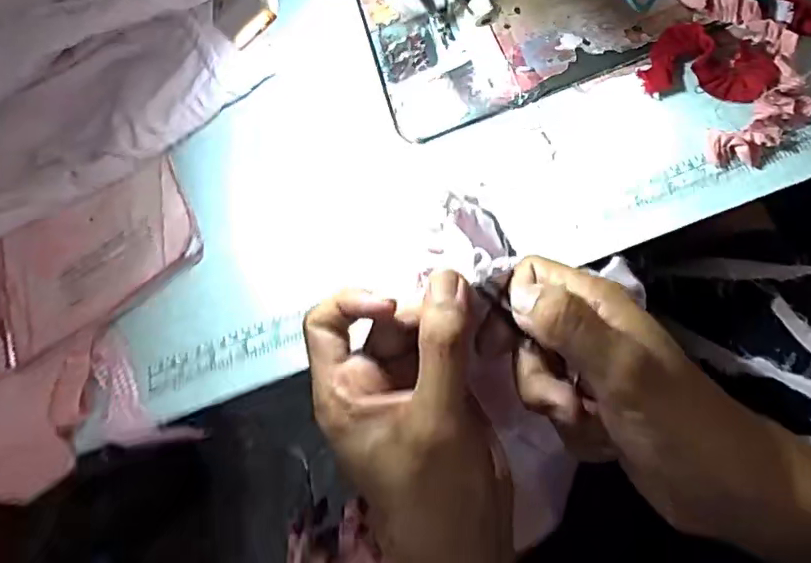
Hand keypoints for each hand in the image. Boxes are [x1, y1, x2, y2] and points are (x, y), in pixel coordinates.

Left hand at [305, 270, 512, 562]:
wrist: (470, 542)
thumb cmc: (434, 492)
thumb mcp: (435, 417)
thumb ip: (441, 345)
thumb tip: (448, 275)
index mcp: (345, 389)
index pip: (326, 323)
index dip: (354, 300)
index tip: (396, 302)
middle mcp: (372, 379)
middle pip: (386, 316)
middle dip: (420, 304)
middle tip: (460, 304)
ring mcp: (409, 381)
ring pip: (421, 322)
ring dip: (448, 309)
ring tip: (478, 304)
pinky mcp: (443, 384)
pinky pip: (448, 338)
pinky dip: (464, 323)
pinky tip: (485, 320)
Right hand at [504, 256, 798, 539]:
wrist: (718, 483)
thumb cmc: (673, 417)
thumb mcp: (620, 368)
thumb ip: (570, 326)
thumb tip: (517, 289)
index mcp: (596, 300)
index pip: (531, 276)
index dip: (508, 305)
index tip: (498, 348)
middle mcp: (588, 326)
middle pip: (525, 330)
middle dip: (535, 371)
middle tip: (565, 398)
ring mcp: (589, 367)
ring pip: (536, 374)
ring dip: (555, 406)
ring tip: (591, 422)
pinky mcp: (591, 405)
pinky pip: (554, 410)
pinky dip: (573, 431)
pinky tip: (605, 441)